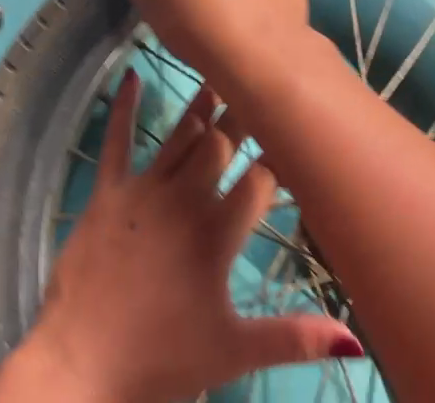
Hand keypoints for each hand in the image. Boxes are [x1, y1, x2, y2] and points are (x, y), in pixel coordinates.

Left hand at [15, 73, 360, 402]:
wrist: (78, 362)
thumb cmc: (159, 357)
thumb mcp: (233, 353)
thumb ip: (294, 338)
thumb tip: (356, 340)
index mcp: (216, 234)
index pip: (260, 180)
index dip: (283, 156)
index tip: (303, 134)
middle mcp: (183, 199)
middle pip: (222, 145)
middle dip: (246, 116)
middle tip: (265, 83)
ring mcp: (142, 191)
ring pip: (180, 136)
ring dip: (202, 104)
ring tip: (222, 72)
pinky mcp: (106, 193)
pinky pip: (116, 143)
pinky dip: (123, 108)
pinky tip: (130, 75)